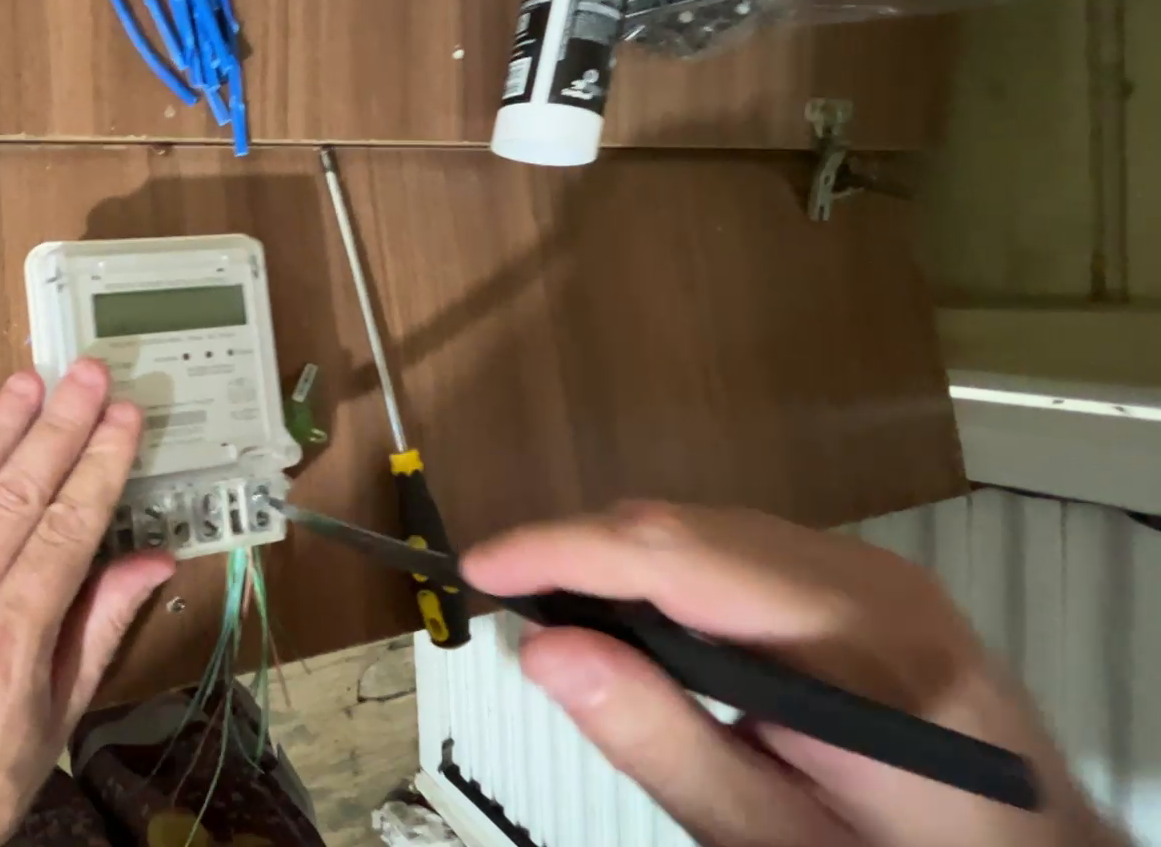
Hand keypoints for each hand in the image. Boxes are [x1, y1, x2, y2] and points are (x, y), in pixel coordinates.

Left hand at [0, 360, 177, 846]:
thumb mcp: (59, 718)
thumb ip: (103, 626)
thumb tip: (154, 562)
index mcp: (6, 646)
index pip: (64, 531)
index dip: (98, 466)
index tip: (122, 419)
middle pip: (12, 496)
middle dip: (56, 426)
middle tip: (84, 376)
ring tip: (27, 382)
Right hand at [460, 502, 1127, 846]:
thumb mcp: (773, 840)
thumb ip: (659, 741)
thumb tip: (541, 647)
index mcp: (863, 648)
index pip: (673, 557)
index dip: (560, 549)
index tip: (476, 567)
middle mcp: (867, 577)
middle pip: (677, 530)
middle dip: (575, 553)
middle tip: (507, 599)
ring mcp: (865, 566)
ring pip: (690, 527)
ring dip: (609, 559)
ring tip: (559, 608)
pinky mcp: (851, 573)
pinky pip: (719, 544)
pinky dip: (652, 568)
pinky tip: (634, 614)